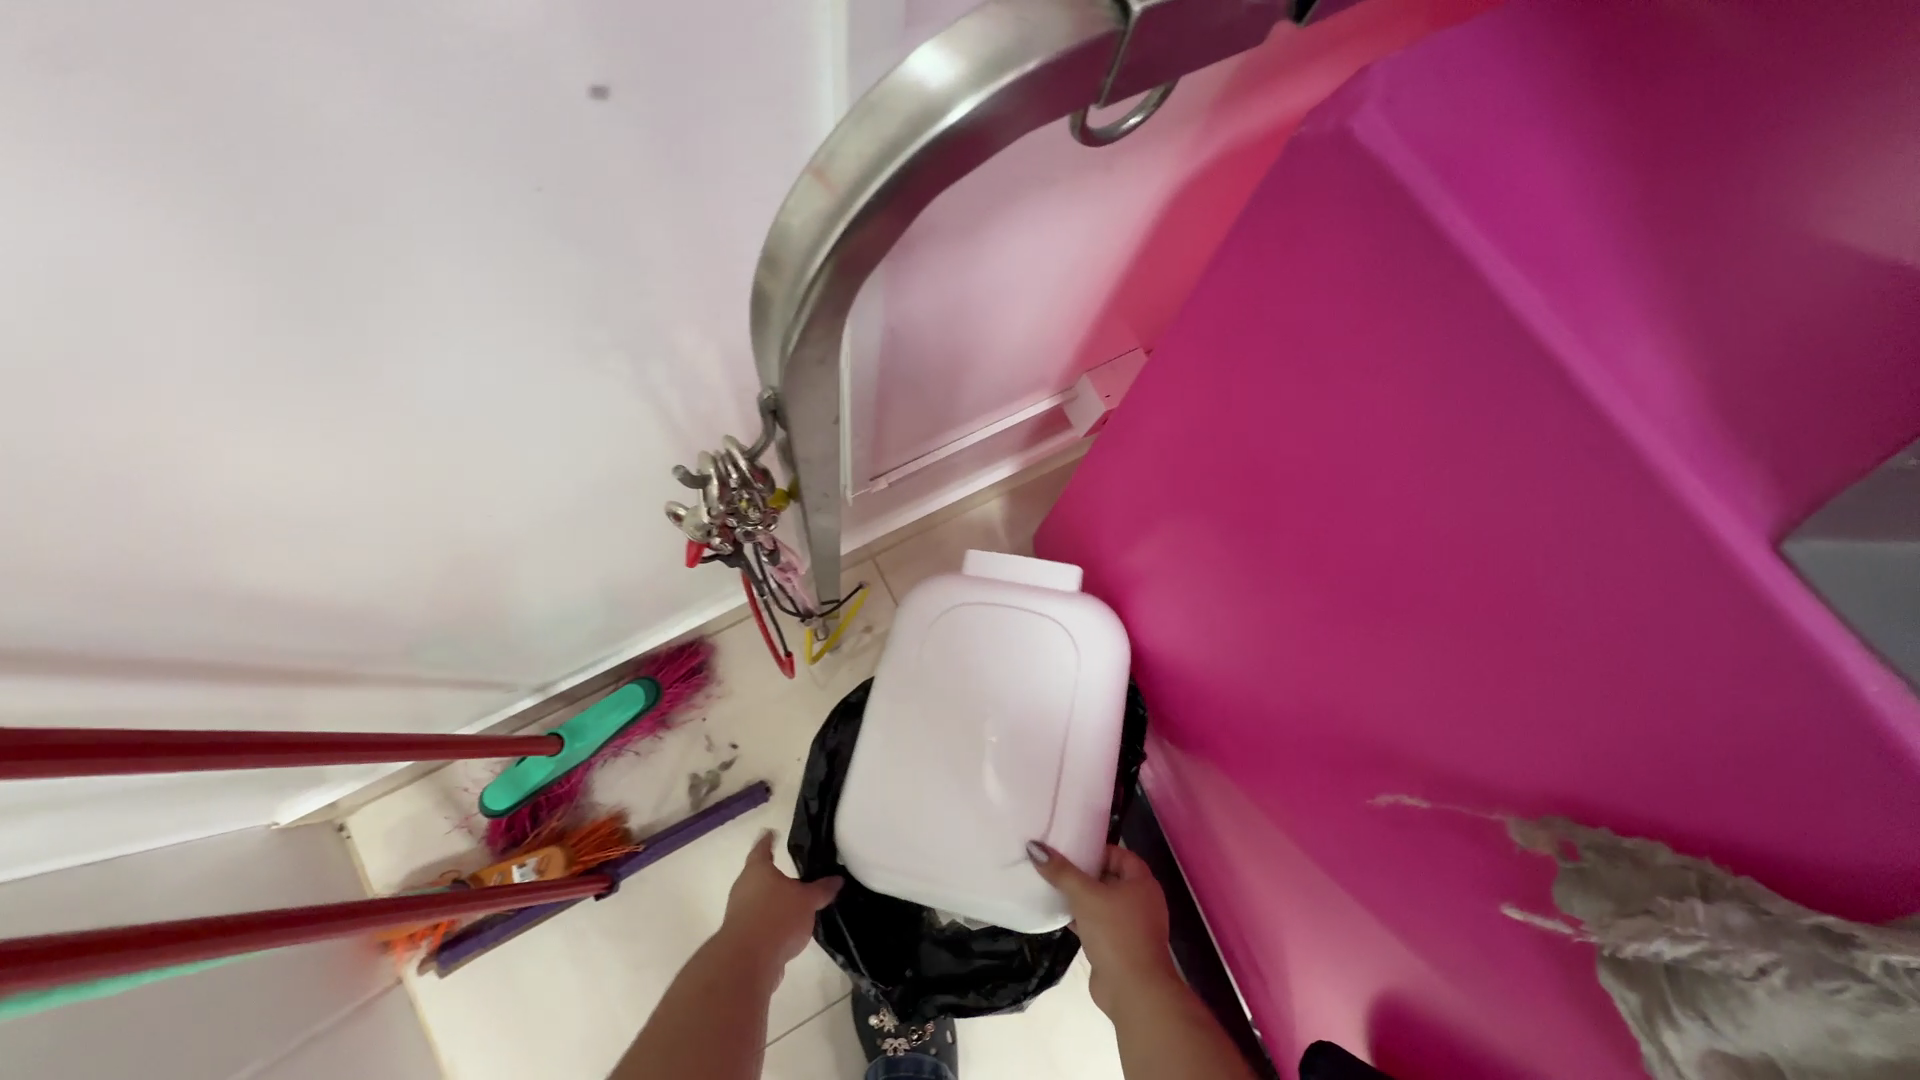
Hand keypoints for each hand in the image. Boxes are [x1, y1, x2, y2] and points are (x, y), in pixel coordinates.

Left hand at [715, 831, 842, 973]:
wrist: (747, 961)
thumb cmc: (776, 917)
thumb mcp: (807, 900)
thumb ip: (822, 889)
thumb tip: (838, 879)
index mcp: (757, 870)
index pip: (762, 848)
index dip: (768, 840)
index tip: (771, 833)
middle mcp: (744, 888)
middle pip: (758, 876)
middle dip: (774, 875)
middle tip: (793, 872)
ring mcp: (740, 913)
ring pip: (759, 901)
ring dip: (774, 902)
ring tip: (796, 903)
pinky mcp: (742, 936)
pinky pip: (761, 922)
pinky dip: (773, 923)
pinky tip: (789, 930)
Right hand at [1027, 841, 1177, 1014]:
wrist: (1133, 990)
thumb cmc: (1115, 933)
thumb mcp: (1085, 896)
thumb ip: (1061, 872)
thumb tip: (1034, 847)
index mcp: (1142, 883)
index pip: (1119, 855)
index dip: (1096, 850)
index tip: (1070, 850)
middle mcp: (1141, 901)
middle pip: (1109, 878)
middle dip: (1084, 874)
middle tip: (1056, 866)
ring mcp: (1131, 926)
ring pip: (1102, 903)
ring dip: (1081, 898)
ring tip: (1053, 888)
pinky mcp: (1120, 946)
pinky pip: (1099, 924)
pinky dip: (1082, 919)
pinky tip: (1060, 916)